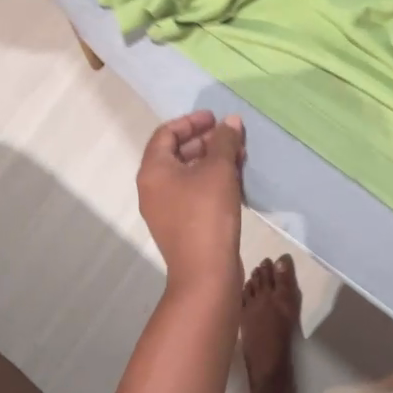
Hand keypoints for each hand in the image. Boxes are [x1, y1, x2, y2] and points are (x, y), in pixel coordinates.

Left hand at [137, 110, 245, 291]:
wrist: (206, 274)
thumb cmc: (207, 213)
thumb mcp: (219, 169)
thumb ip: (224, 140)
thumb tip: (230, 121)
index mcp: (153, 171)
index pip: (166, 133)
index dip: (191, 121)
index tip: (215, 118)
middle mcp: (153, 188)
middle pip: (176, 152)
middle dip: (205, 140)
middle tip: (230, 135)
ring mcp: (165, 210)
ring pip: (188, 173)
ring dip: (212, 160)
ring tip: (239, 155)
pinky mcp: (180, 226)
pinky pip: (193, 191)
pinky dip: (211, 180)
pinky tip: (235, 179)